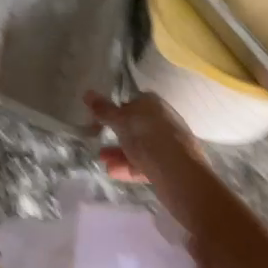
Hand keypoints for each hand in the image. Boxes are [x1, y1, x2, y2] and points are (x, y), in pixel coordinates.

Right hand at [85, 93, 203, 187]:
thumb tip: (87, 93)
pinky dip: (129, 166)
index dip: (116, 109)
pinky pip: (145, 163)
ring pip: (140, 146)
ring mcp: (168, 144)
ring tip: (101, 160)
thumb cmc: (147, 138)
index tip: (101, 119)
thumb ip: (104, 109)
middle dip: (117, 134)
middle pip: (136, 125)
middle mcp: (163, 120)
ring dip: (119, 152)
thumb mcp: (120, 121)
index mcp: (153, 104)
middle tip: (99, 139)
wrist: (180, 174)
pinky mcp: (170, 165)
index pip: (133, 101)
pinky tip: (113, 172)